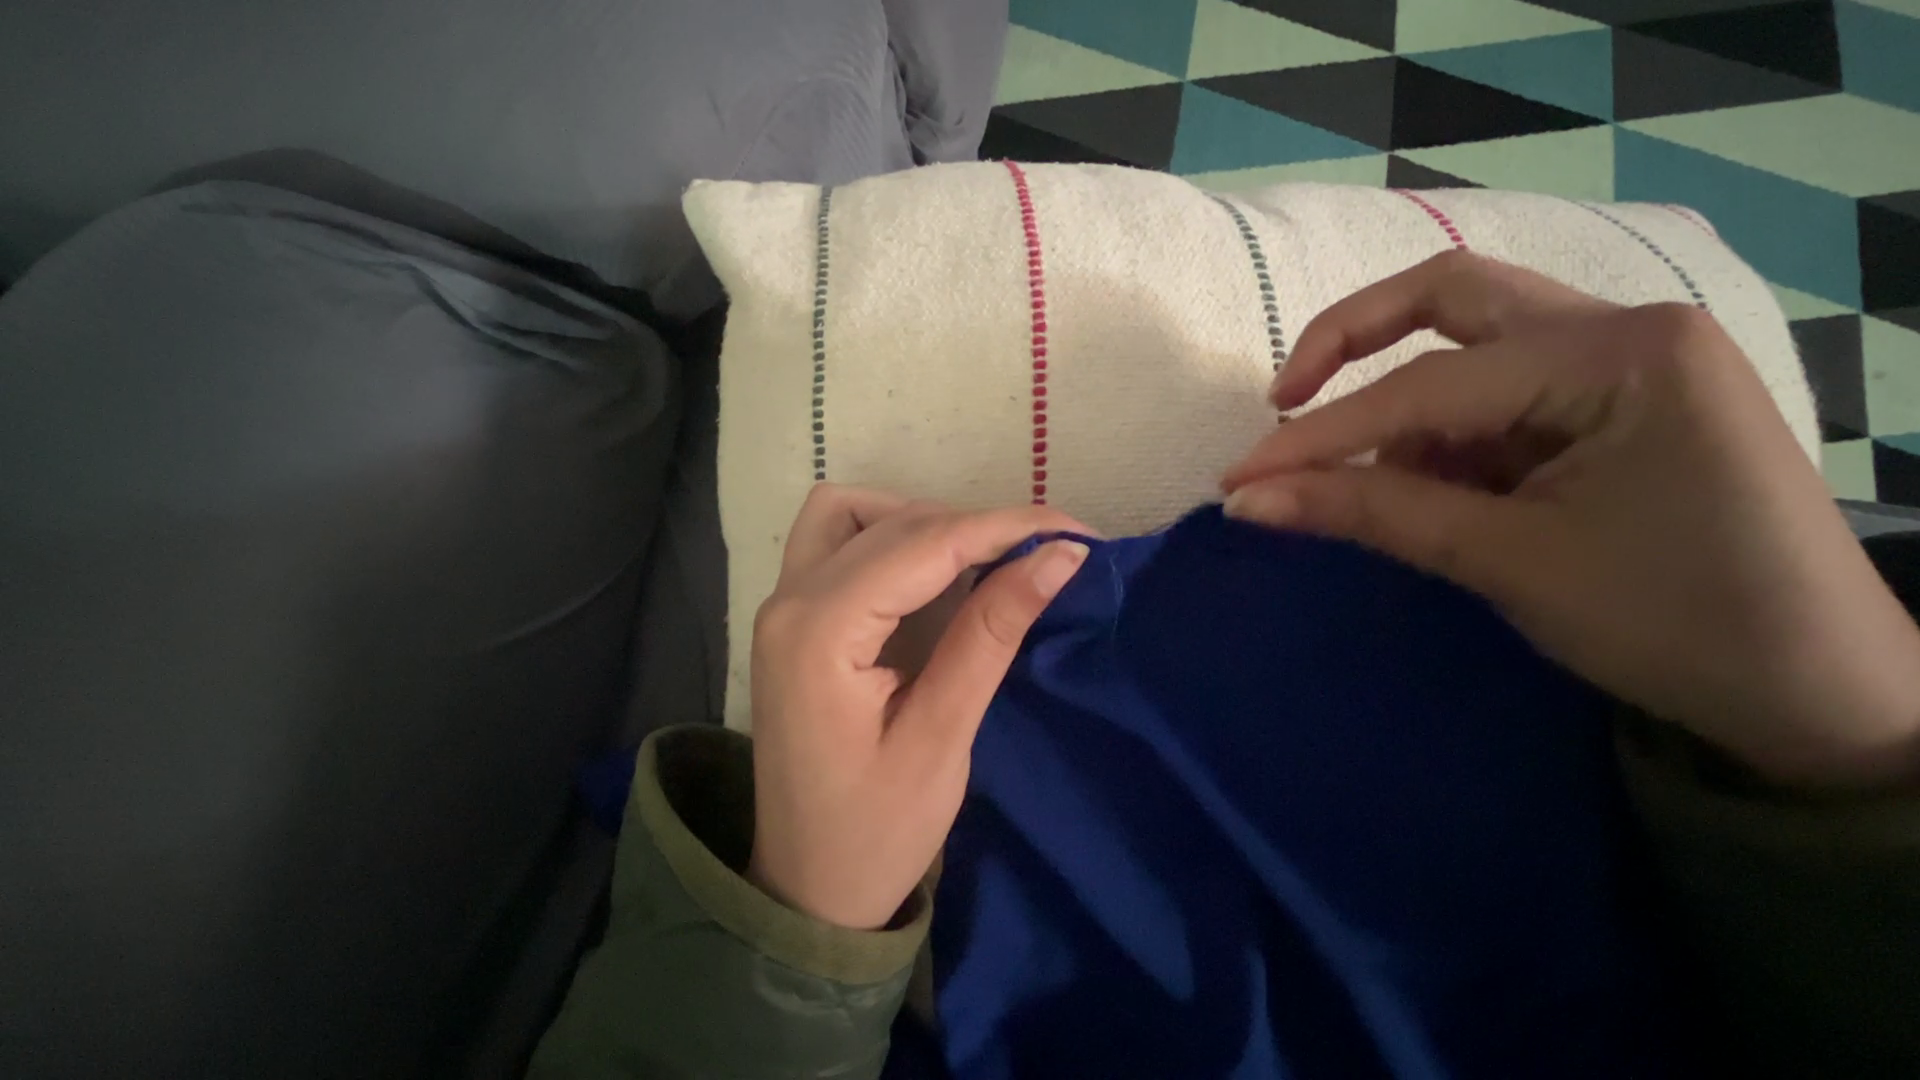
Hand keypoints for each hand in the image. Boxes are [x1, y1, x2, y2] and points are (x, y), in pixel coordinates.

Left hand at [747, 484, 1089, 928]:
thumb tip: (1058, 557)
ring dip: (925, 521)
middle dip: (978, 525)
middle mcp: (789, 600)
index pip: (924, 544)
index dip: (1006, 528)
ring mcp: (782, 605)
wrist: (806, 889)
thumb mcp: (942, 737)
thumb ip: (990, 635)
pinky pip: (837, 541)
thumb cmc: (876, 833)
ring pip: (855, 515)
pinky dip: (890, 535)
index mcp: (819, 632)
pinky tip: (933, 570)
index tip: (1078, 532)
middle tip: (1050, 554)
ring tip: (989, 559)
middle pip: (892, 523)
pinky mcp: (793, 619)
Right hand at [1221, 251, 1919, 787]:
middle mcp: (1623, 328)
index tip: (1238, 478)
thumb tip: (1246, 498)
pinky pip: (1496, 394)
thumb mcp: (1507, 563)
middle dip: (1351, 342)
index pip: (1427, 386)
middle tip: (1283, 401)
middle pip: (1450, 296)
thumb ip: (1370, 512)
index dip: (1321, 436)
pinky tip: (1438, 492)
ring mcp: (1621, 360)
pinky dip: (1444, 436)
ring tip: (1376, 487)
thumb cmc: (1675, 624)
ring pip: (1470, 339)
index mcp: (1621, 356)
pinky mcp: (1610, 403)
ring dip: (1402, 407)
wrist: (1819, 696)